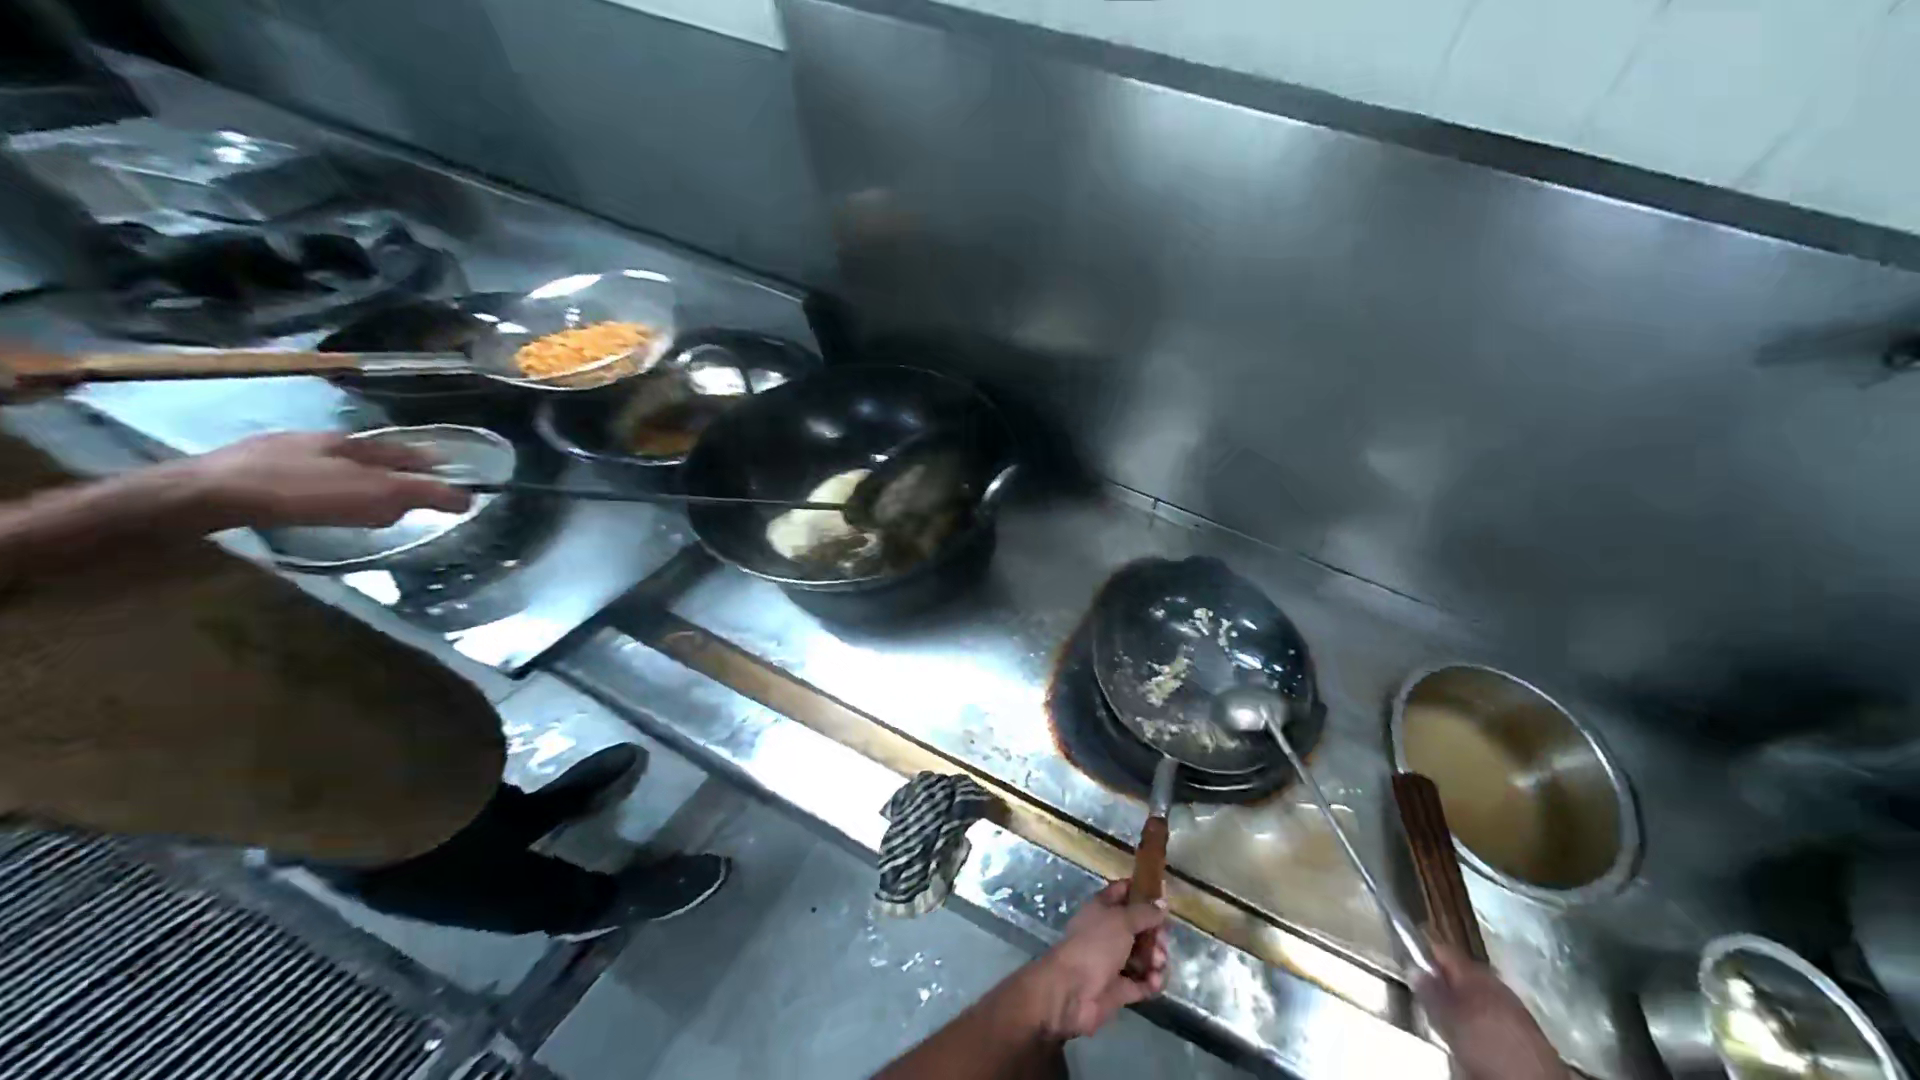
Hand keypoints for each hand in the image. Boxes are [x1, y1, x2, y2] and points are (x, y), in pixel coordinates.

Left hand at [167, 432, 471, 529]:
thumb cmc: (300, 491)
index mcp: (358, 444)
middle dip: (396, 469)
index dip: (430, 466)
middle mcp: (325, 440)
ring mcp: (285, 451)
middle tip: (412, 489)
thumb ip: (423, 495)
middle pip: (373, 455)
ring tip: (368, 498)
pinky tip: (314, 502)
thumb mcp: (373, 496)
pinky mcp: (252, 468)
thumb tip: (467, 498)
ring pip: (336, 464)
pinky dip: (321, 488)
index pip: (407, 453)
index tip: (448, 477)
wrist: (206, 491)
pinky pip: (303, 476)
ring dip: (358, 478)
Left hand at [1019, 879, 1168, 1039]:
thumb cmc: (1095, 945)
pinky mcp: (1121, 988)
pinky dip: (1152, 981)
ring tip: (1156, 963)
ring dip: (1156, 958)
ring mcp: (1115, 961)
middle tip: (1160, 941)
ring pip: (1145, 955)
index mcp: (1103, 908)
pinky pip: (1144, 982)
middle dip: (1155, 933)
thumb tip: (1163, 902)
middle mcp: (1109, 932)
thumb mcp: (1121, 921)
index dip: (1142, 891)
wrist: (1072, 990)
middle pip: (1140, 927)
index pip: (1123, 891)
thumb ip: (1144, 912)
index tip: (1163, 896)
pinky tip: (1153, 981)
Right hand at [1416, 943, 1567, 1079]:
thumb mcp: (1447, 1019)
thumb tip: (1413, 968)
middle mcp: (1496, 982)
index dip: (1424, 952)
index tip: (1409, 962)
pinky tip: (1475, 1031)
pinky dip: (1480, 1015)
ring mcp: (1514, 1003)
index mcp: (1475, 973)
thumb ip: (1429, 992)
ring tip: (1449, 1016)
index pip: (1443, 949)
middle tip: (1427, 996)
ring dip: (1463, 999)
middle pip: (1461, 971)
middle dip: (1444, 980)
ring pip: (1478, 991)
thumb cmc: (1484, 1044)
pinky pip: (1494, 1009)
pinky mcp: (1525, 1025)